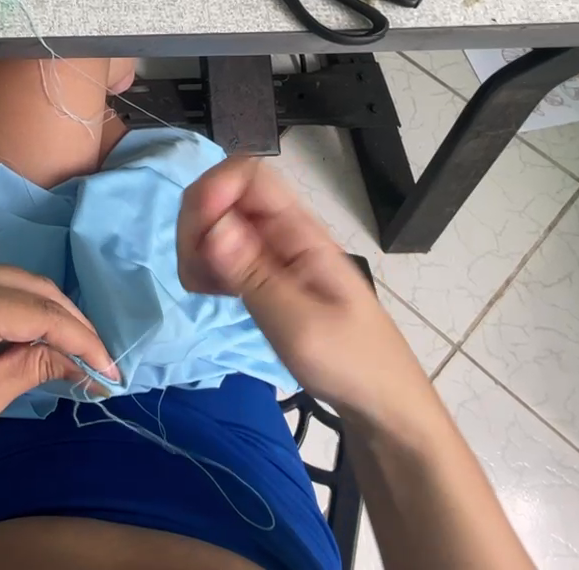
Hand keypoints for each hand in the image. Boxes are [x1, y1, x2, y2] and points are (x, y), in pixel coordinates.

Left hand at [0, 261, 118, 458]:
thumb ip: (35, 367)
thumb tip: (81, 361)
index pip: (42, 311)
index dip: (82, 339)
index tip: (111, 370)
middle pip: (32, 285)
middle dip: (69, 319)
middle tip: (96, 357)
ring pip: (13, 278)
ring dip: (44, 308)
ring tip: (70, 345)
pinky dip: (15, 300)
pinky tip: (30, 329)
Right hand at [178, 158, 432, 425]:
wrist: (383, 404)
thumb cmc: (352, 364)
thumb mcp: (301, 325)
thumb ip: (253, 274)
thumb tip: (213, 226)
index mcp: (301, 232)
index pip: (247, 174)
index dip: (213, 191)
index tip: (201, 239)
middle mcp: (282, 230)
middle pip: (220, 194)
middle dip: (195, 225)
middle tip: (197, 273)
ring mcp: (270, 248)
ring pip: (213, 220)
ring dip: (195, 248)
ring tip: (205, 290)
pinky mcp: (260, 269)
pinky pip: (218, 248)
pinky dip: (204, 265)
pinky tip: (213, 294)